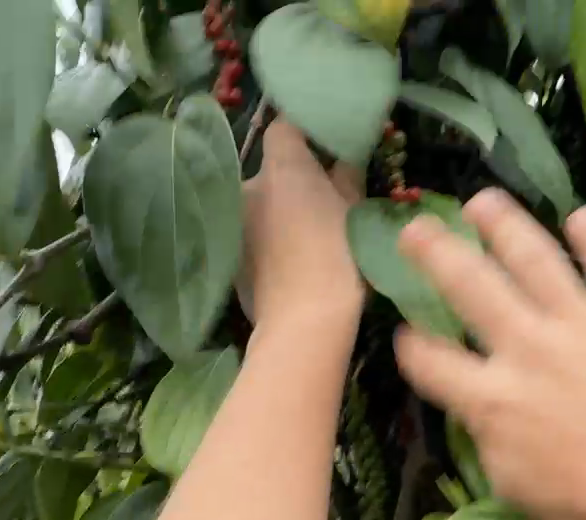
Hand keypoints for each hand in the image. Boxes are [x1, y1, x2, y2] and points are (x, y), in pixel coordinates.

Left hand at [239, 119, 364, 329]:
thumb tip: (345, 160)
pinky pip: (252, 243)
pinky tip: (289, 273)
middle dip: (291, 188)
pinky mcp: (229, 260)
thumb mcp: (356, 215)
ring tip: (304, 249)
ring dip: (277, 220)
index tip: (325, 152)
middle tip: (321, 212)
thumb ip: (348, 179)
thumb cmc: (339, 260)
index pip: (284, 129)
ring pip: (259, 211)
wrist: (304, 324)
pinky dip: (268, 250)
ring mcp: (234, 224)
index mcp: (282, 167)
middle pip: (271, 175)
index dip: (304, 136)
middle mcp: (248, 185)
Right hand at [394, 188, 585, 519]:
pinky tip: (579, 215)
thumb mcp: (513, 484)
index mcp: (492, 400)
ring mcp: (580, 326)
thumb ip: (487, 438)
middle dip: (434, 253)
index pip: (432, 361)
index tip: (406, 336)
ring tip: (481, 202)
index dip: (411, 347)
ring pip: (533, 260)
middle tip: (415, 227)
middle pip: (470, 287)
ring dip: (503, 225)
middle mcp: (528, 348)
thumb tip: (479, 409)